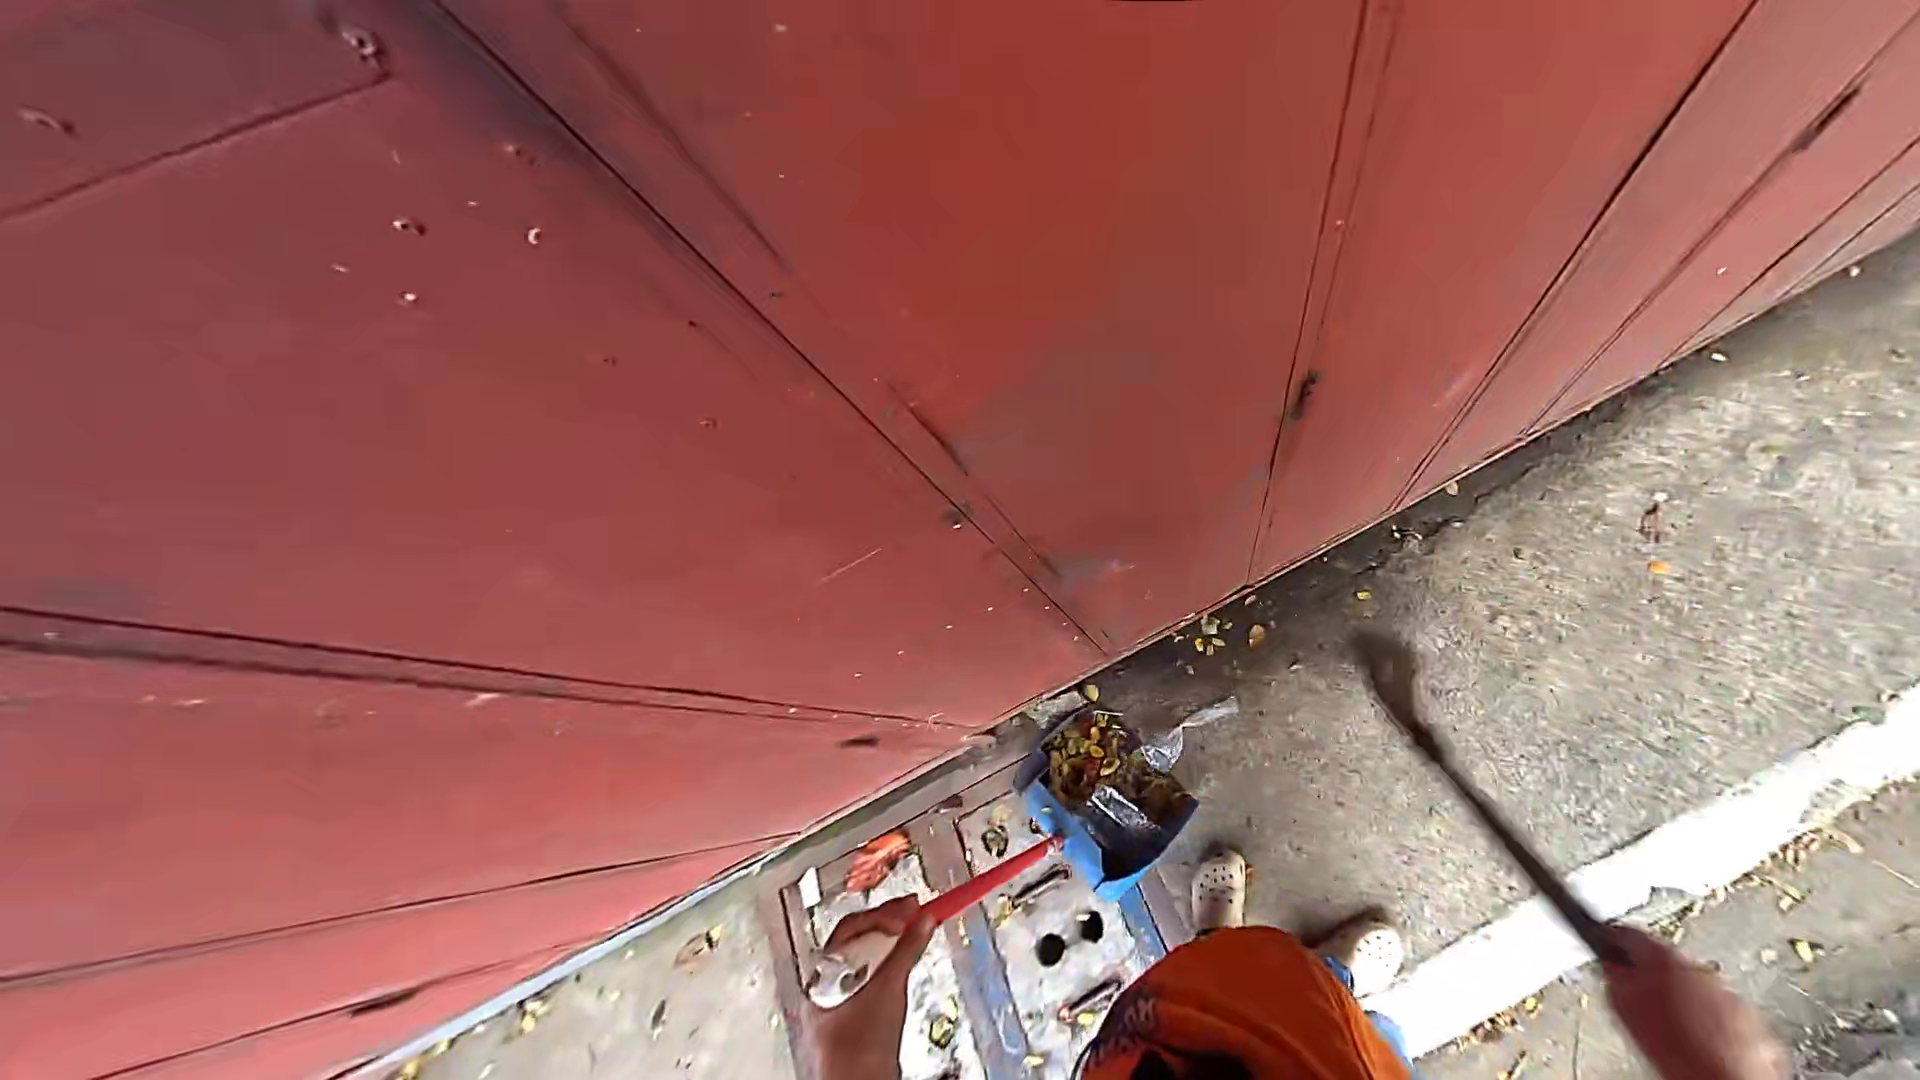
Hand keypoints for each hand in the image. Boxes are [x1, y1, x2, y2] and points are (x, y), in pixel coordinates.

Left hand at [801, 895, 935, 1079]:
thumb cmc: (862, 1047)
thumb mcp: (890, 987)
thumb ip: (907, 949)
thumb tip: (923, 920)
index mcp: (823, 973)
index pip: (853, 927)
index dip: (884, 913)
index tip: (911, 906)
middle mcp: (825, 985)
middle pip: (858, 940)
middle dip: (888, 923)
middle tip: (914, 912)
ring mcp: (838, 1003)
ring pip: (864, 959)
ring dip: (890, 942)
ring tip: (913, 932)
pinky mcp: (854, 1018)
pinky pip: (870, 979)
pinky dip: (888, 964)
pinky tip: (903, 962)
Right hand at [1602, 926, 1788, 1079]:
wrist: (1719, 1079)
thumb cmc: (1672, 1045)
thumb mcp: (1619, 1000)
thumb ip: (1613, 971)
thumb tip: (1610, 962)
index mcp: (1662, 956)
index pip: (1626, 932)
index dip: (1609, 936)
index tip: (1602, 940)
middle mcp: (1699, 969)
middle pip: (1665, 960)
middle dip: (1651, 973)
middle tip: (1636, 991)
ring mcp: (1732, 997)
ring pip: (1696, 986)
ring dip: (1682, 996)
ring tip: (1668, 1020)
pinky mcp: (1756, 1024)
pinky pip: (1723, 1011)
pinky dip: (1709, 1018)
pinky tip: (1697, 1035)